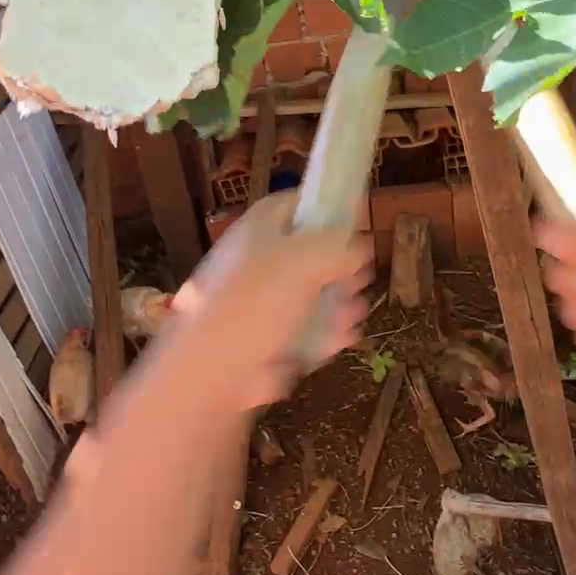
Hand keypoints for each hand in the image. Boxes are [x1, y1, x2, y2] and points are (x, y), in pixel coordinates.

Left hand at [167, 191, 372, 406]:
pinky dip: (328, 333)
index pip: (296, 204)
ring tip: (355, 311)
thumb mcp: (304, 258)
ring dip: (340, 302)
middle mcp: (262, 262)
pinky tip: (343, 336)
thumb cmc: (256, 302)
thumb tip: (359, 248)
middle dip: (342, 265)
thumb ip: (338, 245)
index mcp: (260, 230)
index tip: (356, 221)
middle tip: (360, 276)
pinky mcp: (273, 340)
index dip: (327, 208)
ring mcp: (266, 304)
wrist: (215, 370)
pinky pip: (309, 331)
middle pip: (312, 253)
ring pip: (315, 295)